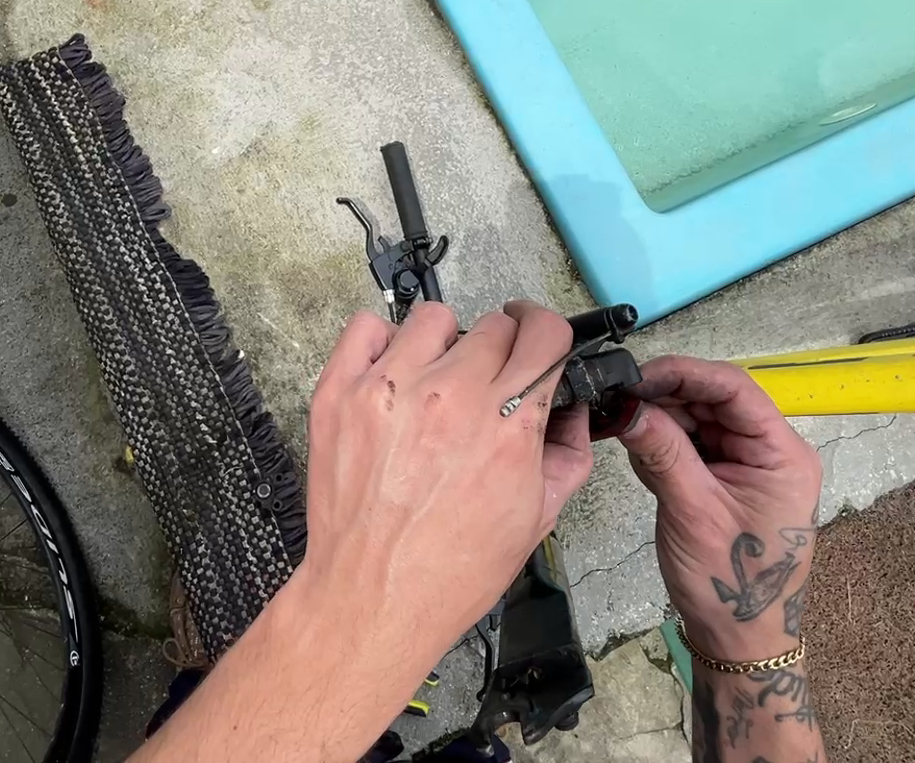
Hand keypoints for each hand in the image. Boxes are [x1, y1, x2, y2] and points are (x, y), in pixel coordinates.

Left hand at [301, 299, 594, 666]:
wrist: (372, 596)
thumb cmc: (449, 567)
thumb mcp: (535, 518)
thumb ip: (567, 453)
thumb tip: (573, 409)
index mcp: (506, 425)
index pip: (544, 333)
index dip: (546, 335)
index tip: (535, 340)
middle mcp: (450, 396)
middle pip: (493, 324)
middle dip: (498, 351)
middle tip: (483, 384)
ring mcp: (390, 388)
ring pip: (434, 318)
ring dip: (443, 343)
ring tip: (432, 382)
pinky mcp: (341, 391)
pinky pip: (367, 326)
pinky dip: (382, 342)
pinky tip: (391, 375)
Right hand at [619, 356, 820, 660]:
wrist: (737, 638)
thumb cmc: (729, 581)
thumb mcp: (692, 511)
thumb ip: (661, 450)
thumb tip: (624, 405)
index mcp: (781, 453)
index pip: (734, 388)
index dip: (684, 373)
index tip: (636, 377)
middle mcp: (765, 449)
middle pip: (710, 398)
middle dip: (663, 397)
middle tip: (617, 402)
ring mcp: (741, 460)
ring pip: (692, 415)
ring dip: (656, 419)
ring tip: (624, 431)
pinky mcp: (719, 473)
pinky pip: (684, 439)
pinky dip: (657, 441)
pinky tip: (641, 457)